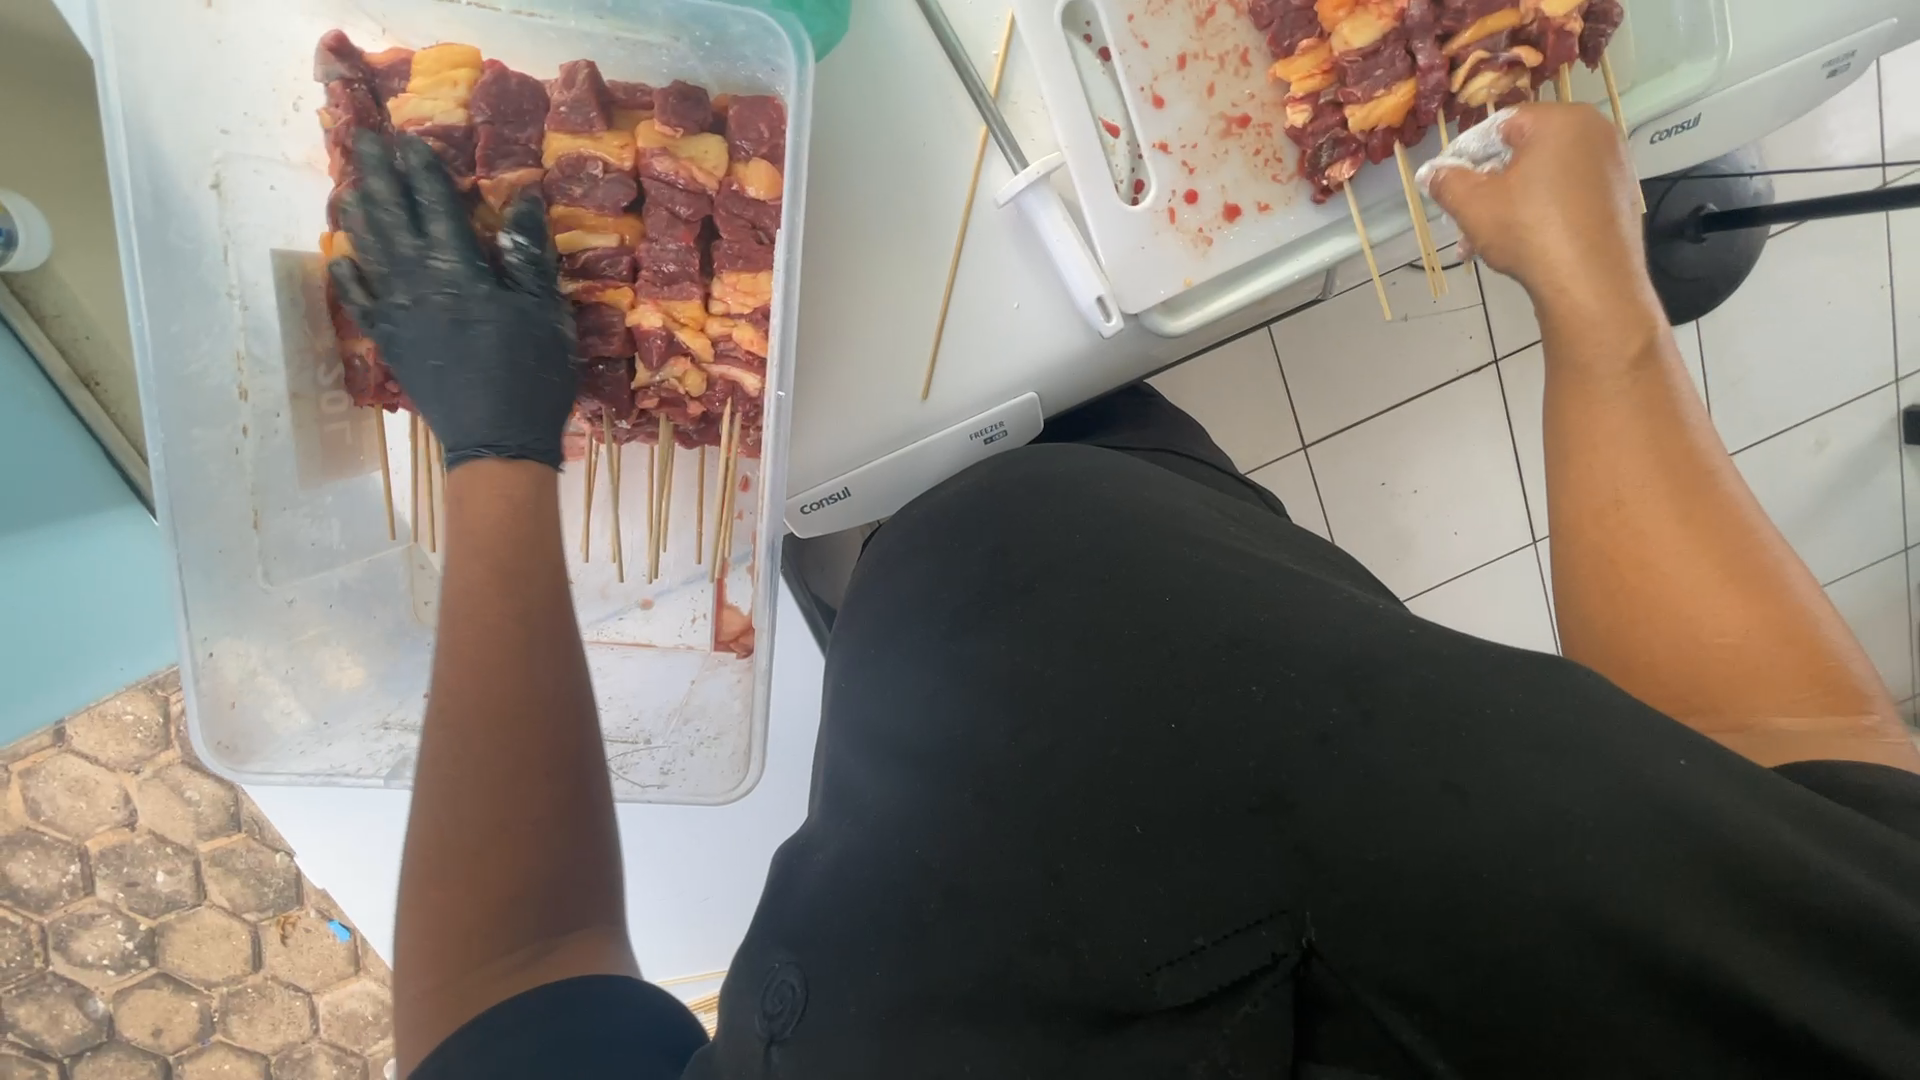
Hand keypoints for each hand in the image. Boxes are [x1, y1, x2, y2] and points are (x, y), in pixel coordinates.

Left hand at [329, 131, 576, 469]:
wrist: (497, 438)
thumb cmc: (533, 375)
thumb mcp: (546, 314)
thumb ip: (529, 256)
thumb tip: (524, 201)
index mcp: (459, 271)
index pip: (436, 205)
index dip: (423, 170)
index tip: (410, 140)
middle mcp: (416, 282)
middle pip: (392, 217)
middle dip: (379, 176)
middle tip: (365, 142)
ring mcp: (396, 312)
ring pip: (368, 250)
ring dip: (360, 214)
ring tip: (352, 187)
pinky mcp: (390, 342)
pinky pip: (359, 300)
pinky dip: (349, 275)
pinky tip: (342, 258)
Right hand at [1421, 105, 1650, 318]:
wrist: (1590, 277)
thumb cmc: (1527, 229)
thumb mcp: (1473, 205)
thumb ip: (1447, 182)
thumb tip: (1431, 172)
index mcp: (1559, 122)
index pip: (1499, 124)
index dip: (1463, 153)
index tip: (1442, 182)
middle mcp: (1592, 131)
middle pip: (1521, 152)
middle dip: (1483, 187)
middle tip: (1458, 219)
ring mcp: (1610, 162)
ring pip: (1541, 177)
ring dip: (1504, 205)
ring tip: (1478, 243)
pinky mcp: (1617, 193)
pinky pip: (1565, 193)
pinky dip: (1536, 211)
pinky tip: (1516, 243)